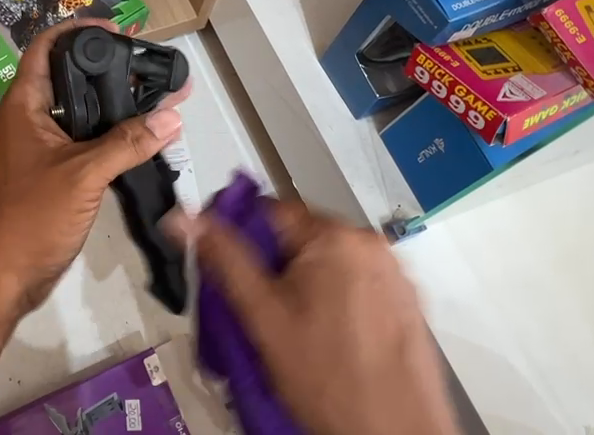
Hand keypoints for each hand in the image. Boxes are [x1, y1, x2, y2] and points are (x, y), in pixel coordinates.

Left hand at [0, 19, 188, 325]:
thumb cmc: (28, 218)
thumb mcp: (82, 175)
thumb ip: (127, 144)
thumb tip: (172, 114)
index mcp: (25, 105)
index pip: (46, 48)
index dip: (77, 30)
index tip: (117, 29)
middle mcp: (30, 120)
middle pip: (69, 78)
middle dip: (107, 67)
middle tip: (147, 62)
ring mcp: (41, 150)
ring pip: (81, 114)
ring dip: (114, 105)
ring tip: (155, 95)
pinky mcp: (53, 176)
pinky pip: (85, 144)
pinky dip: (112, 137)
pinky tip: (143, 139)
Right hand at [173, 200, 458, 434]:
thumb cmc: (333, 383)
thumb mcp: (263, 317)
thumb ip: (223, 259)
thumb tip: (186, 219)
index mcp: (334, 236)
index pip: (268, 211)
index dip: (241, 237)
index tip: (230, 267)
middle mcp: (369, 244)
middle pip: (300, 237)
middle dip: (276, 267)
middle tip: (264, 311)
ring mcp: (394, 273)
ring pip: (329, 262)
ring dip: (307, 284)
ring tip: (297, 331)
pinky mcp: (408, 301)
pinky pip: (358, 284)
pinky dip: (339, 301)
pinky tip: (330, 340)